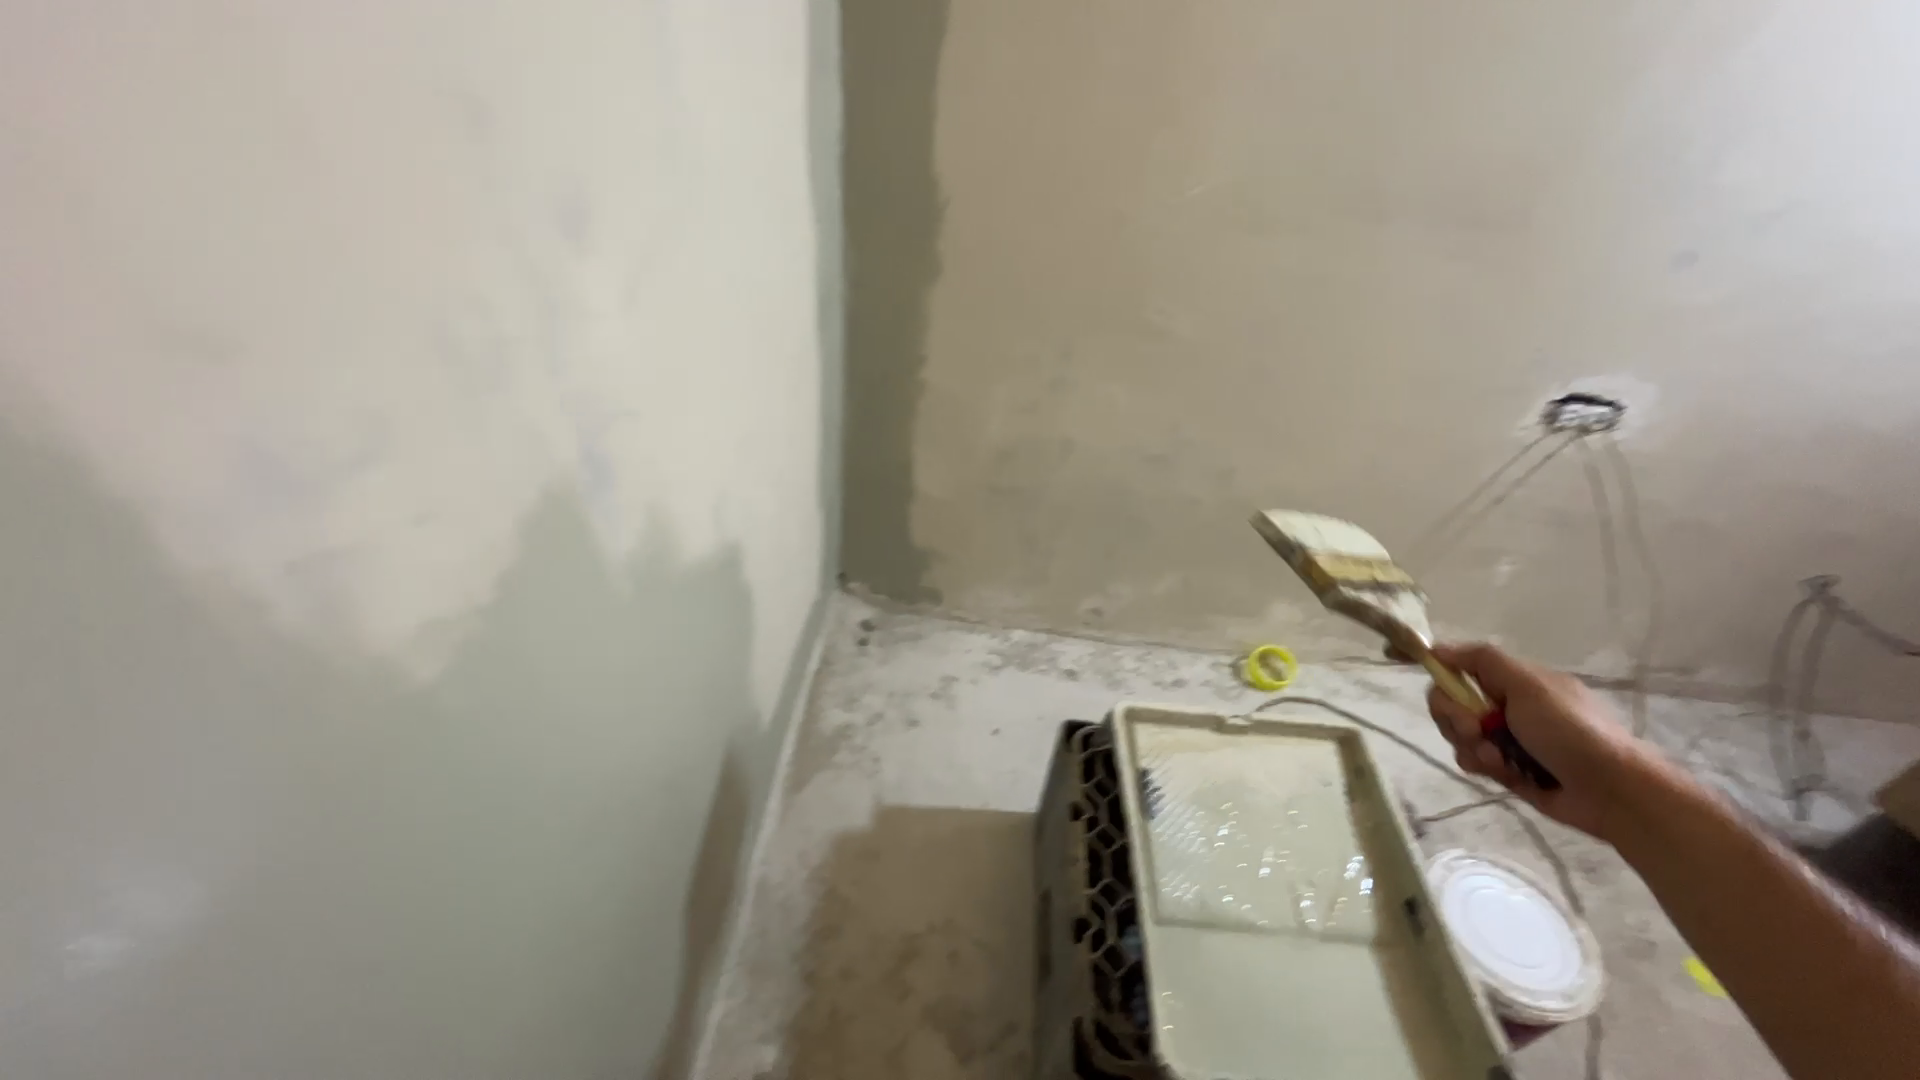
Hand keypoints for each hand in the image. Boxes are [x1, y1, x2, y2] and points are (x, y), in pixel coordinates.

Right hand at [1426, 642, 1671, 841]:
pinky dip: (1483, 766)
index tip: (1451, 696)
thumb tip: (1437, 648)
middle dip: (1457, 719)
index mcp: (1514, 682)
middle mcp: (1506, 707)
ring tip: (1498, 759)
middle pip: (1451, 705)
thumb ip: (1481, 660)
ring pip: (1459, 736)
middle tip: (1478, 731)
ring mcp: (1506, 740)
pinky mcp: (1506, 769)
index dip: (1445, 683)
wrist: (1612, 791)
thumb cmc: (1570, 730)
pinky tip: (1504, 772)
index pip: (1459, 672)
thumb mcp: (1528, 684)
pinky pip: (1473, 762)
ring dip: (1471, 746)